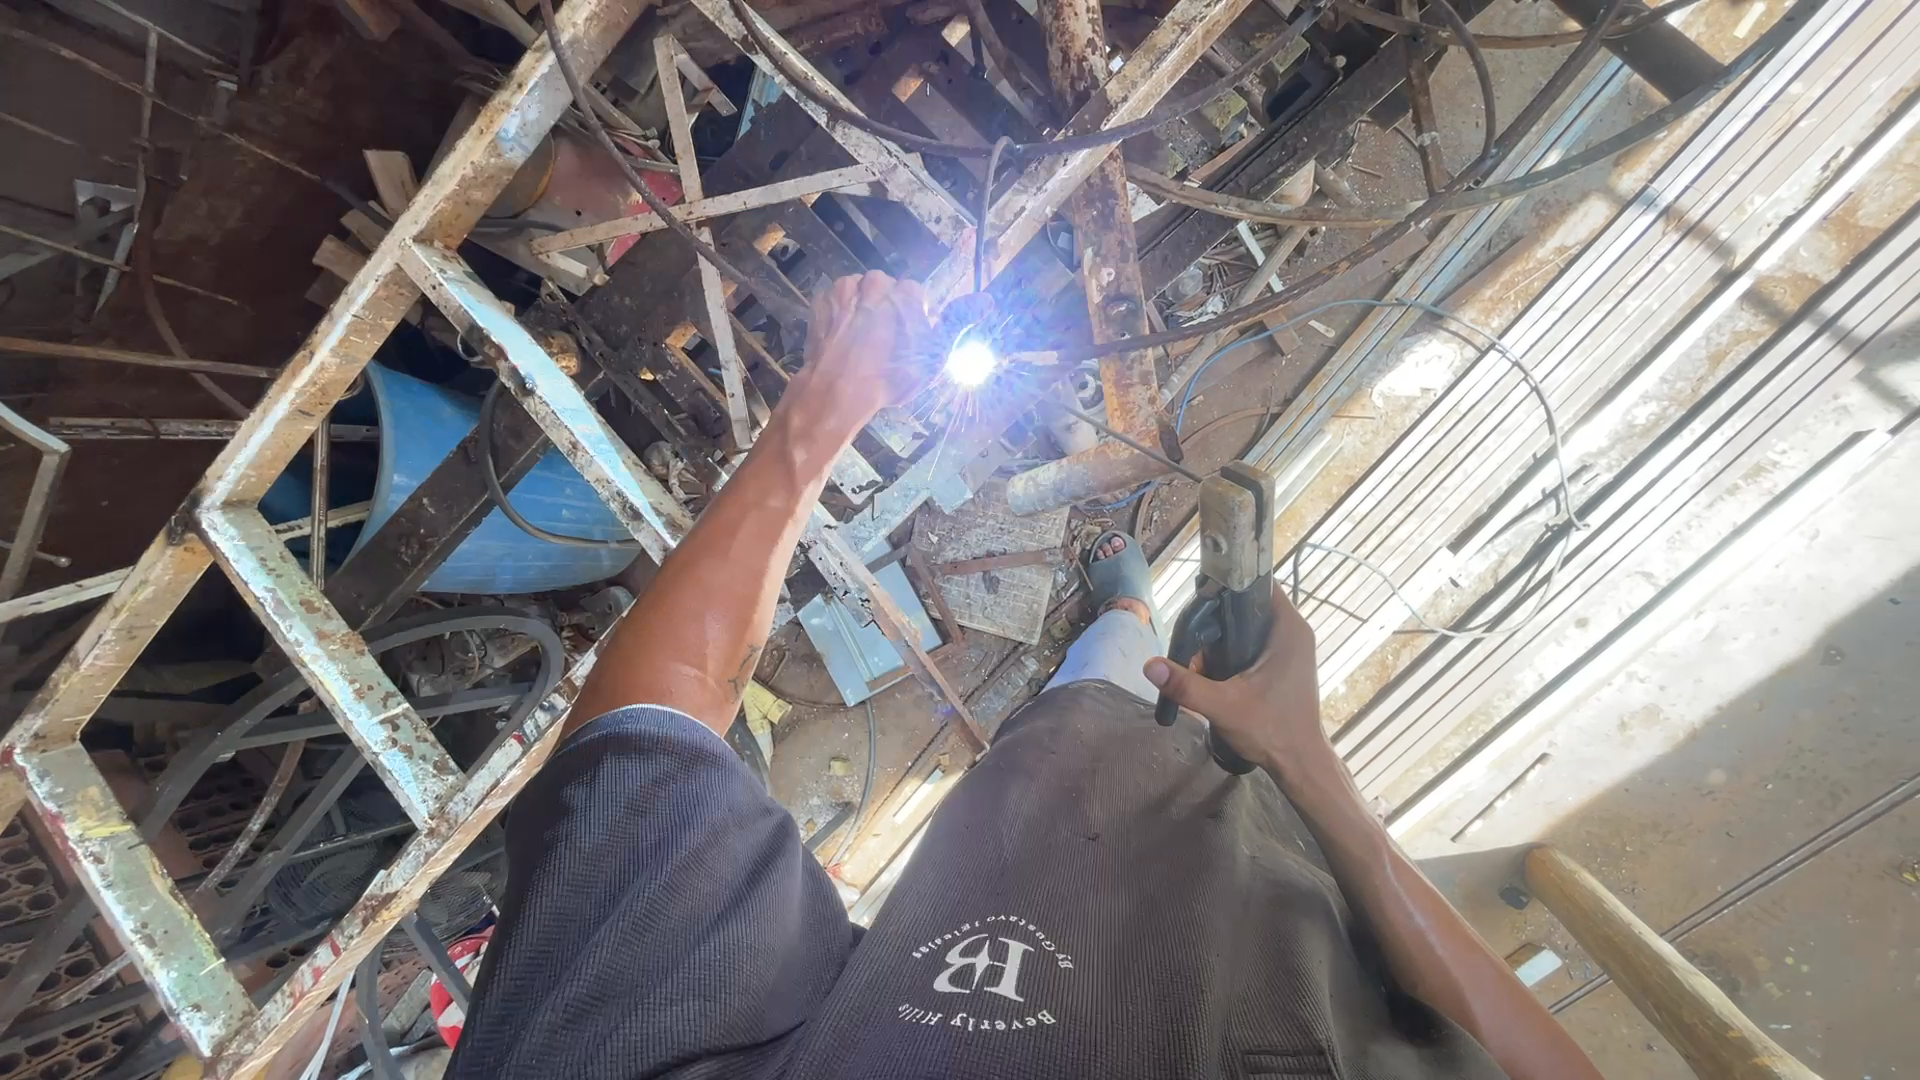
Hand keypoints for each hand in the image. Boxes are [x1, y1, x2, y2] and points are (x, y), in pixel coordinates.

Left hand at [787, 271, 931, 430]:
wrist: (839, 390)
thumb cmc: (888, 379)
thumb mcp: (929, 364)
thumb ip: (942, 335)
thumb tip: (937, 319)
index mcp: (904, 295)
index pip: (913, 291)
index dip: (912, 309)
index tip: (908, 326)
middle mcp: (875, 284)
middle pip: (883, 285)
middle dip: (884, 302)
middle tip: (881, 329)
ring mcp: (844, 290)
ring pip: (857, 287)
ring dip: (860, 302)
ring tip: (859, 329)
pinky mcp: (821, 300)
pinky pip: (834, 297)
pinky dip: (839, 309)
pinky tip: (841, 331)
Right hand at [1143, 582, 1327, 774]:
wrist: (1299, 765)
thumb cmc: (1272, 731)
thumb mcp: (1224, 707)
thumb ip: (1187, 685)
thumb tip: (1149, 665)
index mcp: (1288, 630)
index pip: (1257, 583)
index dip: (1227, 583)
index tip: (1199, 597)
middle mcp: (1292, 632)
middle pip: (1245, 604)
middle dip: (1215, 619)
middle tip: (1193, 640)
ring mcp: (1287, 647)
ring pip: (1243, 625)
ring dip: (1218, 639)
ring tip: (1199, 663)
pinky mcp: (1280, 663)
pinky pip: (1248, 642)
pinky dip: (1228, 651)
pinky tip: (1211, 672)